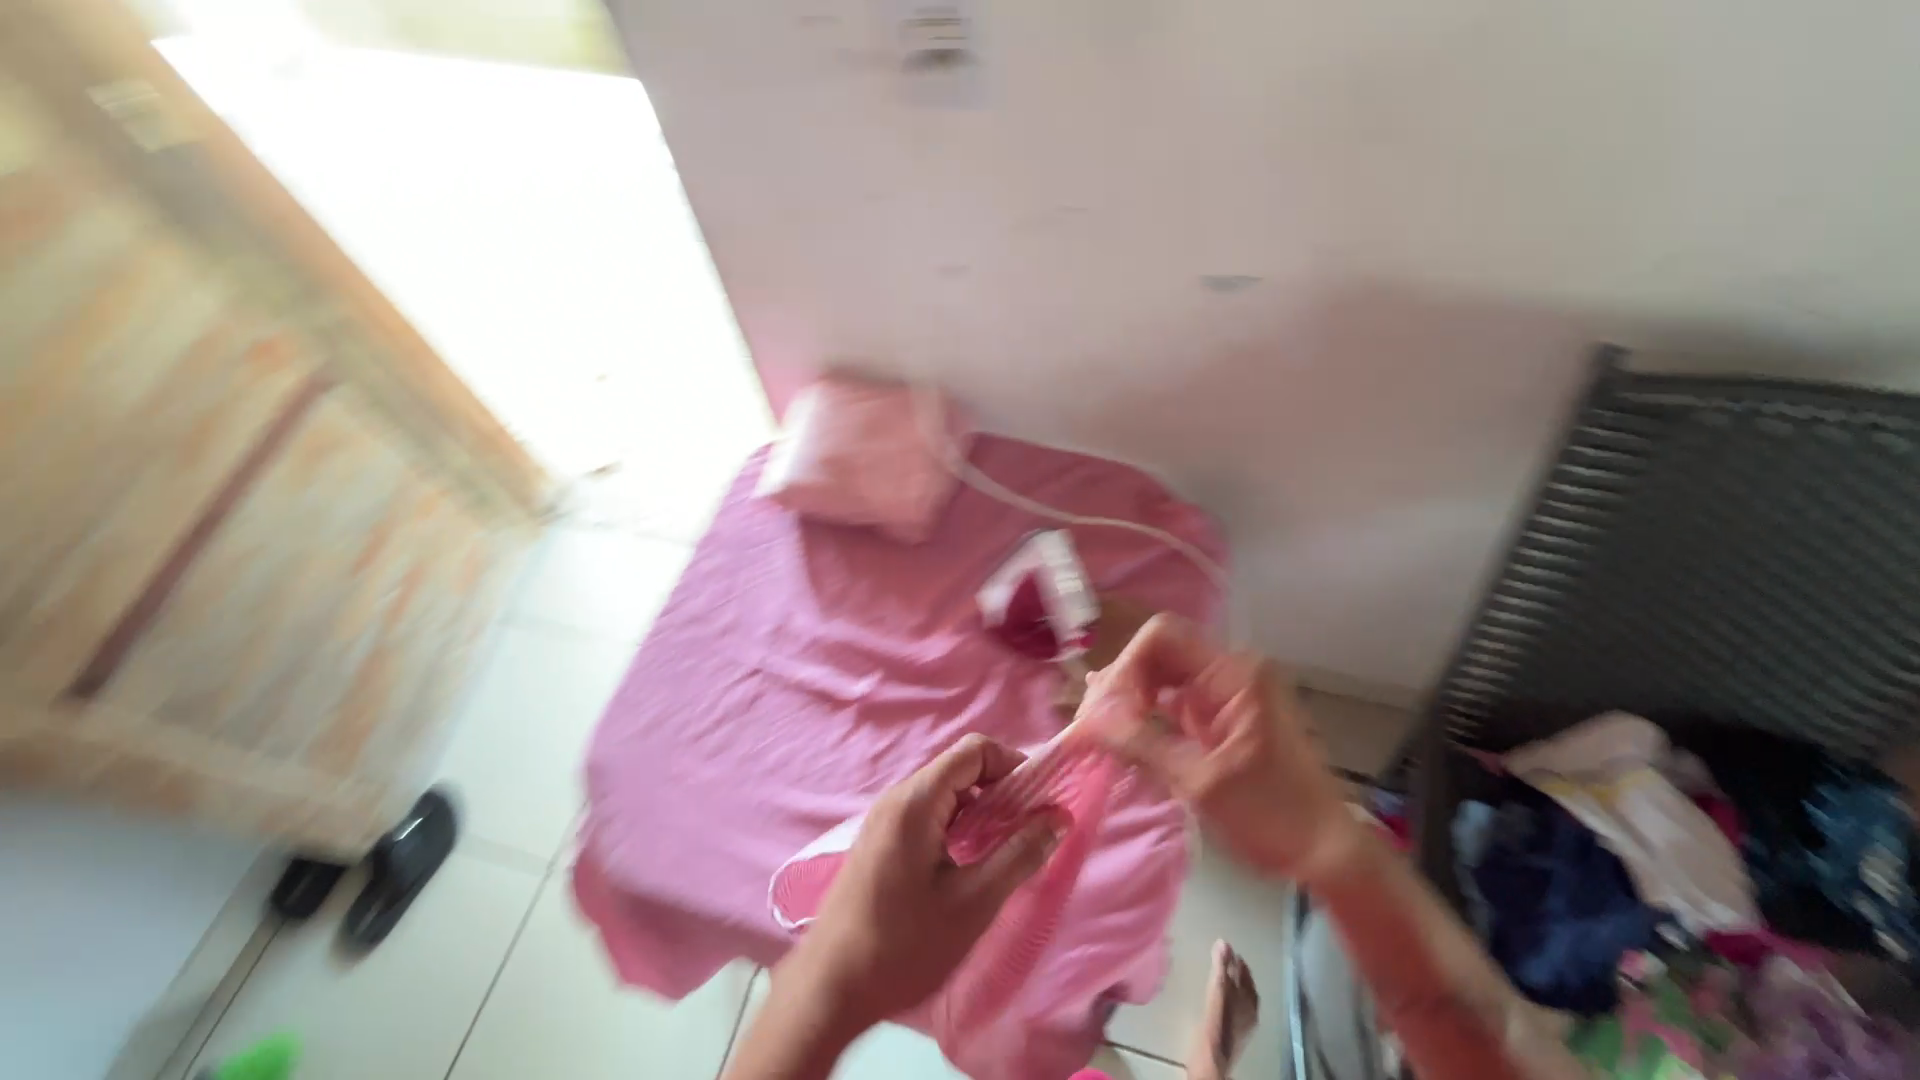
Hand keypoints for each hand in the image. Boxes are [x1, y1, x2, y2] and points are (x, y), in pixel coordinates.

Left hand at [777, 734, 1064, 1031]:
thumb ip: (1019, 854)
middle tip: (1031, 831)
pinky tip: (974, 865)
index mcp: (915, 801)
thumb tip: (1058, 817)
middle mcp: (896, 799)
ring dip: (982, 812)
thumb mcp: (974, 903)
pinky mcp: (880, 843)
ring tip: (1008, 851)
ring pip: (946, 794)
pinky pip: (929, 816)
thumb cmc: (904, 945)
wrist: (830, 989)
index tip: (1041, 802)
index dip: (1014, 766)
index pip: (975, 751)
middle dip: (1002, 791)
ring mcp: (884, 821)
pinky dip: (959, 827)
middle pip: (960, 769)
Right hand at [1079, 614, 1359, 883]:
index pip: (1162, 638)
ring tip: (1099, 735)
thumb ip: (1142, 744)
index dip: (1126, 667)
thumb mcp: (1202, 783)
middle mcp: (1232, 672)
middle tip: (1093, 728)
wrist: (1328, 855)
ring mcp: (1228, 695)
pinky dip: (1146, 719)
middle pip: (1159, 654)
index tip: (1106, 712)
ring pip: (1162, 678)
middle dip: (1122, 686)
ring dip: (1130, 702)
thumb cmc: (1274, 816)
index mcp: (1236, 674)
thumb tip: (1084, 721)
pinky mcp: (1222, 719)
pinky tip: (1122, 740)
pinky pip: (1174, 704)